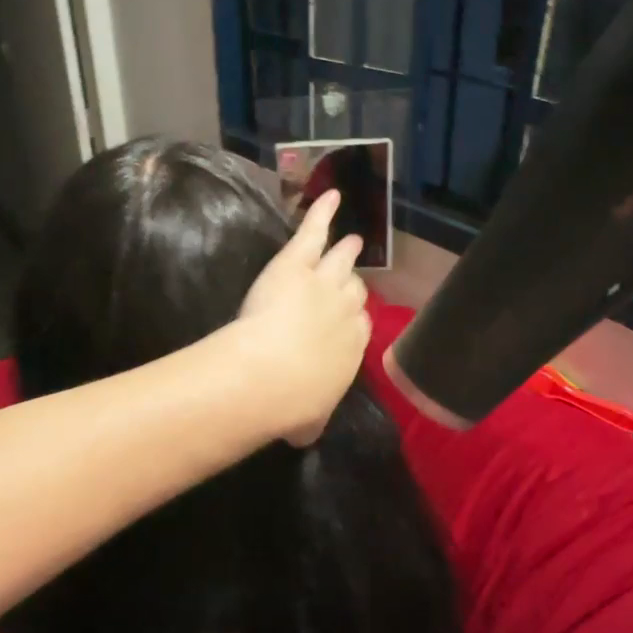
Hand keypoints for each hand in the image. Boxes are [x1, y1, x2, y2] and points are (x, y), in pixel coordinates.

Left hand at [233, 191, 371, 445]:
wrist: (273, 373)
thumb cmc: (291, 404)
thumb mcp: (309, 423)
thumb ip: (310, 422)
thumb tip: (305, 435)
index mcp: (352, 349)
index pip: (360, 328)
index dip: (352, 322)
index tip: (346, 323)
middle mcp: (348, 312)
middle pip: (355, 292)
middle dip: (351, 287)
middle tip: (349, 280)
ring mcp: (324, 283)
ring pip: (341, 262)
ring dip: (346, 251)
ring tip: (353, 240)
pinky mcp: (297, 263)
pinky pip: (314, 232)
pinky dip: (322, 213)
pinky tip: (331, 196)